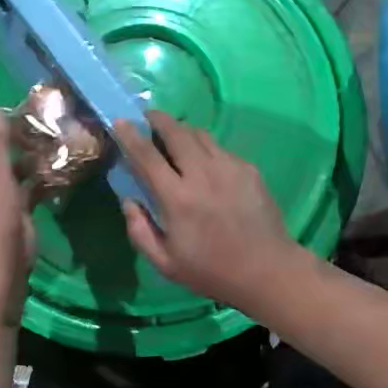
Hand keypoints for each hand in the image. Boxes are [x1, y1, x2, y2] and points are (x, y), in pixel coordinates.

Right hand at [112, 112, 304, 307]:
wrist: (267, 269)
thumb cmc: (212, 270)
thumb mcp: (165, 263)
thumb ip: (140, 230)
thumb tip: (129, 200)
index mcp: (178, 198)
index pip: (147, 156)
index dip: (131, 135)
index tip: (121, 121)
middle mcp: (203, 174)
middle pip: (176, 132)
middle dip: (158, 119)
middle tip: (148, 117)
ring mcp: (229, 167)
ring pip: (201, 134)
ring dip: (183, 129)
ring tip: (175, 135)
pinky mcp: (248, 168)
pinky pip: (220, 148)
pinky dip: (206, 147)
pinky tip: (205, 161)